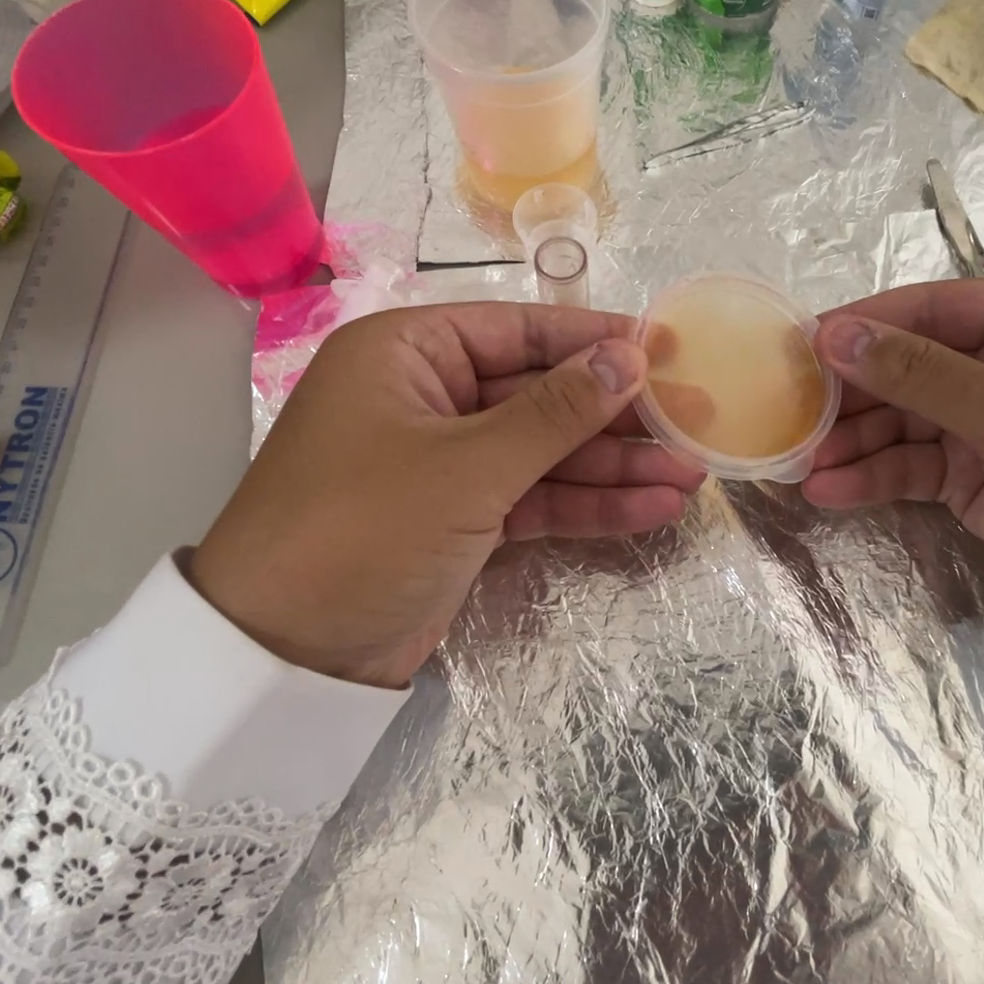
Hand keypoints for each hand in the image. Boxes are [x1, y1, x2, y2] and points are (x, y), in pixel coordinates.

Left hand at [190, 303, 704, 687]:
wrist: (287, 654)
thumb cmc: (364, 529)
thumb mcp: (467, 464)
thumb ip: (555, 411)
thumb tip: (630, 356)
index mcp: (409, 354)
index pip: (520, 330)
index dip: (596, 340)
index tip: (667, 350)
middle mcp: (429, 398)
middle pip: (540, 394)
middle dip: (617, 415)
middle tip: (696, 422)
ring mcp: (447, 462)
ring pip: (545, 452)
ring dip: (614, 467)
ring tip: (691, 476)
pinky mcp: (462, 519)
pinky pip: (534, 498)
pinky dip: (587, 506)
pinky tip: (651, 510)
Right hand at [802, 279, 983, 596]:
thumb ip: (922, 374)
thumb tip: (835, 335)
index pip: (934, 309)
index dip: (867, 324)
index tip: (802, 344)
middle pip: (909, 366)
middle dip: (851, 393)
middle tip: (790, 411)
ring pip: (902, 420)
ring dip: (853, 441)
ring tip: (802, 463)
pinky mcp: (974, 475)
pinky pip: (912, 466)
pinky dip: (873, 477)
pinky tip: (831, 491)